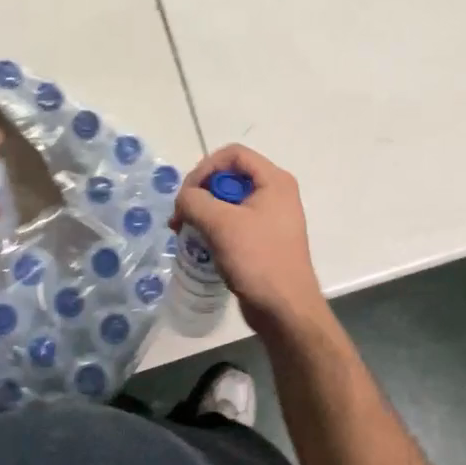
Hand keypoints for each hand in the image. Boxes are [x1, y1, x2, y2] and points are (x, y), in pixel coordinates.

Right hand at [173, 144, 327, 330]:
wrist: (285, 309)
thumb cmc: (258, 260)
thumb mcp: (221, 224)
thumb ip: (195, 201)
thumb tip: (184, 200)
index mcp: (274, 181)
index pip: (233, 154)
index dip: (204, 168)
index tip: (187, 194)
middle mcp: (276, 194)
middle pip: (228, 177)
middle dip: (200, 194)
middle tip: (180, 218)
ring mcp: (270, 218)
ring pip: (228, 202)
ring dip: (203, 214)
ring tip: (184, 233)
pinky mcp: (263, 240)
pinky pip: (233, 224)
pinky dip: (214, 229)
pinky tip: (199, 246)